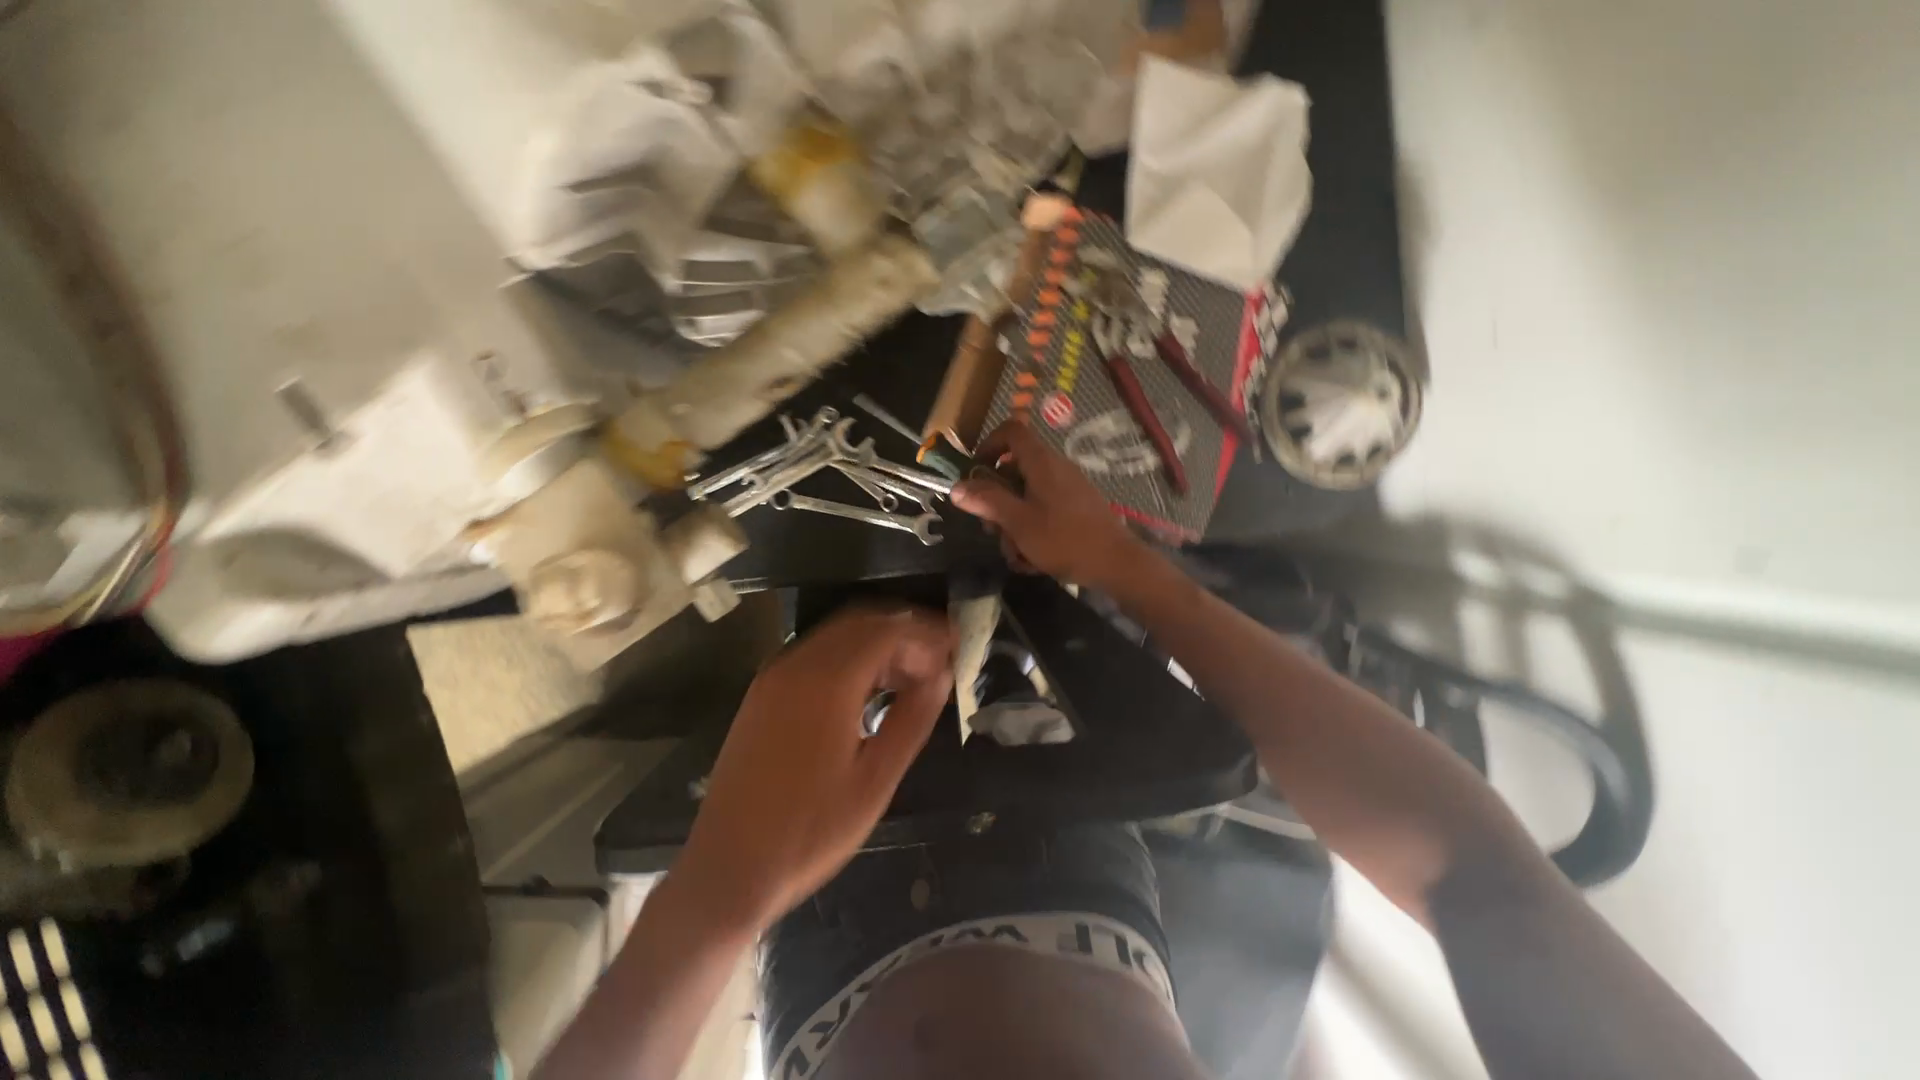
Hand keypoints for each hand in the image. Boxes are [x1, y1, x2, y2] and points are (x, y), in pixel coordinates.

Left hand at [674, 607, 953, 931]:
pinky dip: (848, 659)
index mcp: (826, 682)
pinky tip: (869, 692)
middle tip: (940, 660)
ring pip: (835, 637)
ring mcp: (772, 679)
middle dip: (904, 633)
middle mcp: (795, 666)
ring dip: (876, 644)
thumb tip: (941, 676)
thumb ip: (911, 720)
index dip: (926, 632)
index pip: (886, 630)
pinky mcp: (760, 697)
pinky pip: (813, 657)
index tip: (958, 646)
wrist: (728, 868)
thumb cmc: (810, 832)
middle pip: (859, 623)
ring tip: (913, 677)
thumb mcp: (874, 782)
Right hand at [950, 421, 1148, 590]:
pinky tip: (1032, 558)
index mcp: (1042, 462)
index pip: (1011, 431)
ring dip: (1013, 521)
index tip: (974, 472)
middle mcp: (1056, 467)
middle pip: (1015, 468)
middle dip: (997, 498)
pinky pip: (1044, 509)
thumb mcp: (1018, 522)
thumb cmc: (1064, 539)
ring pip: (1027, 495)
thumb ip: (987, 501)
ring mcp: (1069, 487)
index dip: (988, 445)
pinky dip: (1032, 528)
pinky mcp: (1077, 507)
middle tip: (991, 527)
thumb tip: (956, 487)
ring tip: (1015, 553)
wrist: (1116, 563)